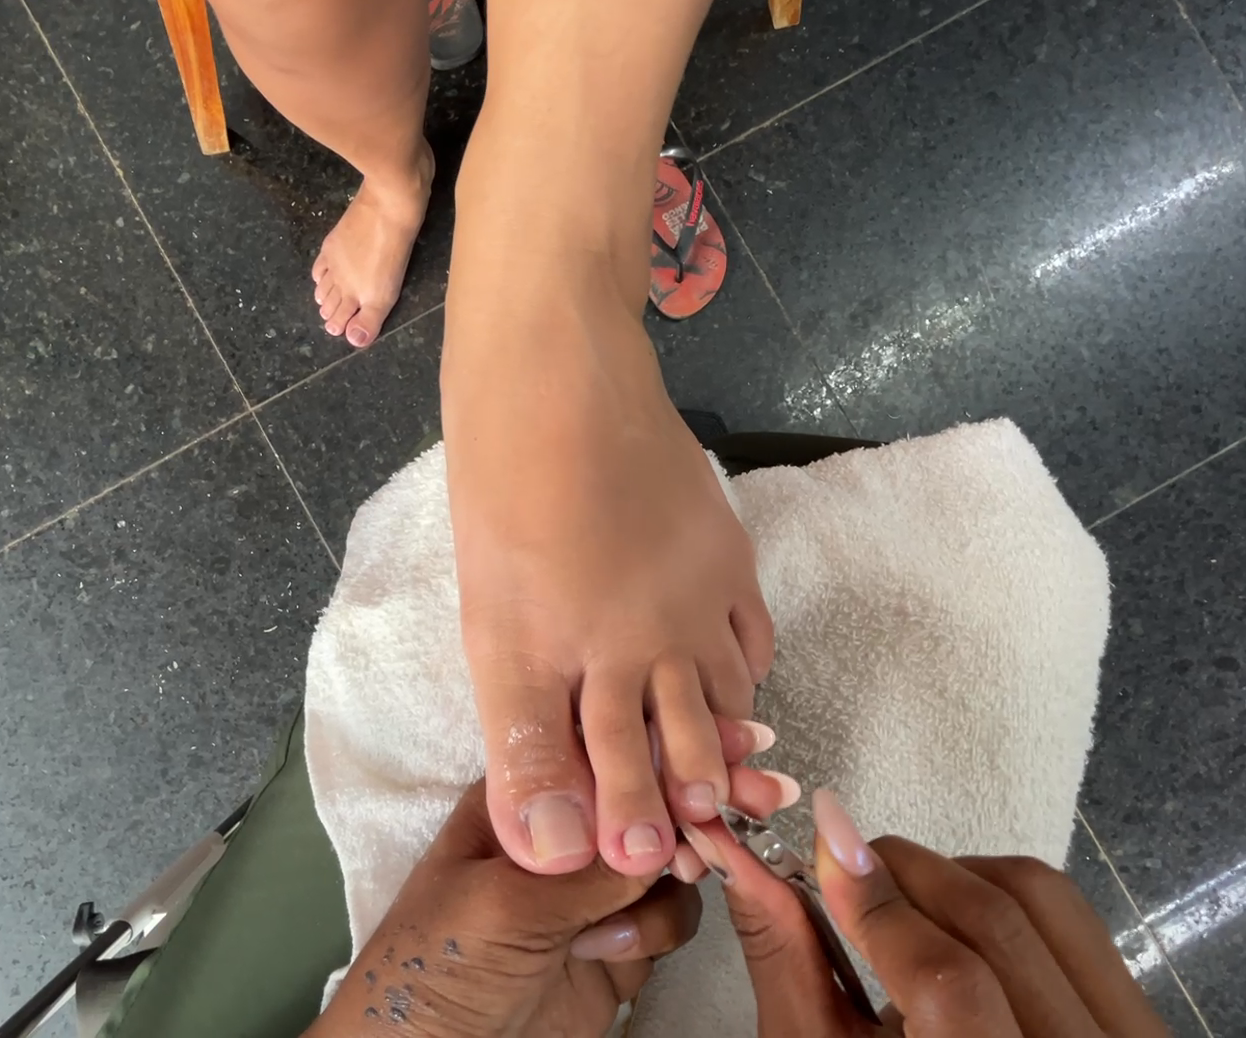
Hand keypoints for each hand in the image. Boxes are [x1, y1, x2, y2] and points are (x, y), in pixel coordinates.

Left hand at [305, 778, 696, 1037]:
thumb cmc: (441, 959)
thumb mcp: (509, 903)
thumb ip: (594, 870)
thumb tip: (675, 831)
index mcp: (532, 793)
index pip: (608, 753)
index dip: (666, 747)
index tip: (728, 743)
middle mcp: (571, 829)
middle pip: (650, 800)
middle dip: (697, 802)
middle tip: (759, 796)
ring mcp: (594, 886)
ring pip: (670, 858)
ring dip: (673, 876)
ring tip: (653, 896)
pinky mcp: (617, 941)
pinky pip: (670, 916)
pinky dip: (657, 930)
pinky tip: (610, 951)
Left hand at [442, 298, 773, 877]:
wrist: (558, 380)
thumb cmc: (504, 493)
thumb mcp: (491, 623)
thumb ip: (524, 735)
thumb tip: (548, 848)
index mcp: (594, 663)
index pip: (621, 771)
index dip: (631, 821)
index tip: (644, 865)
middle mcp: (663, 640)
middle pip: (686, 739)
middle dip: (687, 795)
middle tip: (701, 843)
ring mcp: (704, 590)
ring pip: (726, 692)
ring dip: (724, 739)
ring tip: (730, 783)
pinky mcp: (727, 546)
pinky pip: (754, 632)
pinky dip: (748, 670)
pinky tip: (743, 682)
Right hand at [703, 791, 1171, 1036]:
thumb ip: (785, 957)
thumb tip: (744, 853)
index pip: (951, 984)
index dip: (878, 903)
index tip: (822, 840)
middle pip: (998, 919)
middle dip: (902, 870)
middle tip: (846, 874)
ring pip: (1042, 900)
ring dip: (952, 875)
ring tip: (902, 909)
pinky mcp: (1135, 1015)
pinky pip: (1070, 916)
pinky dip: (996, 892)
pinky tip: (956, 933)